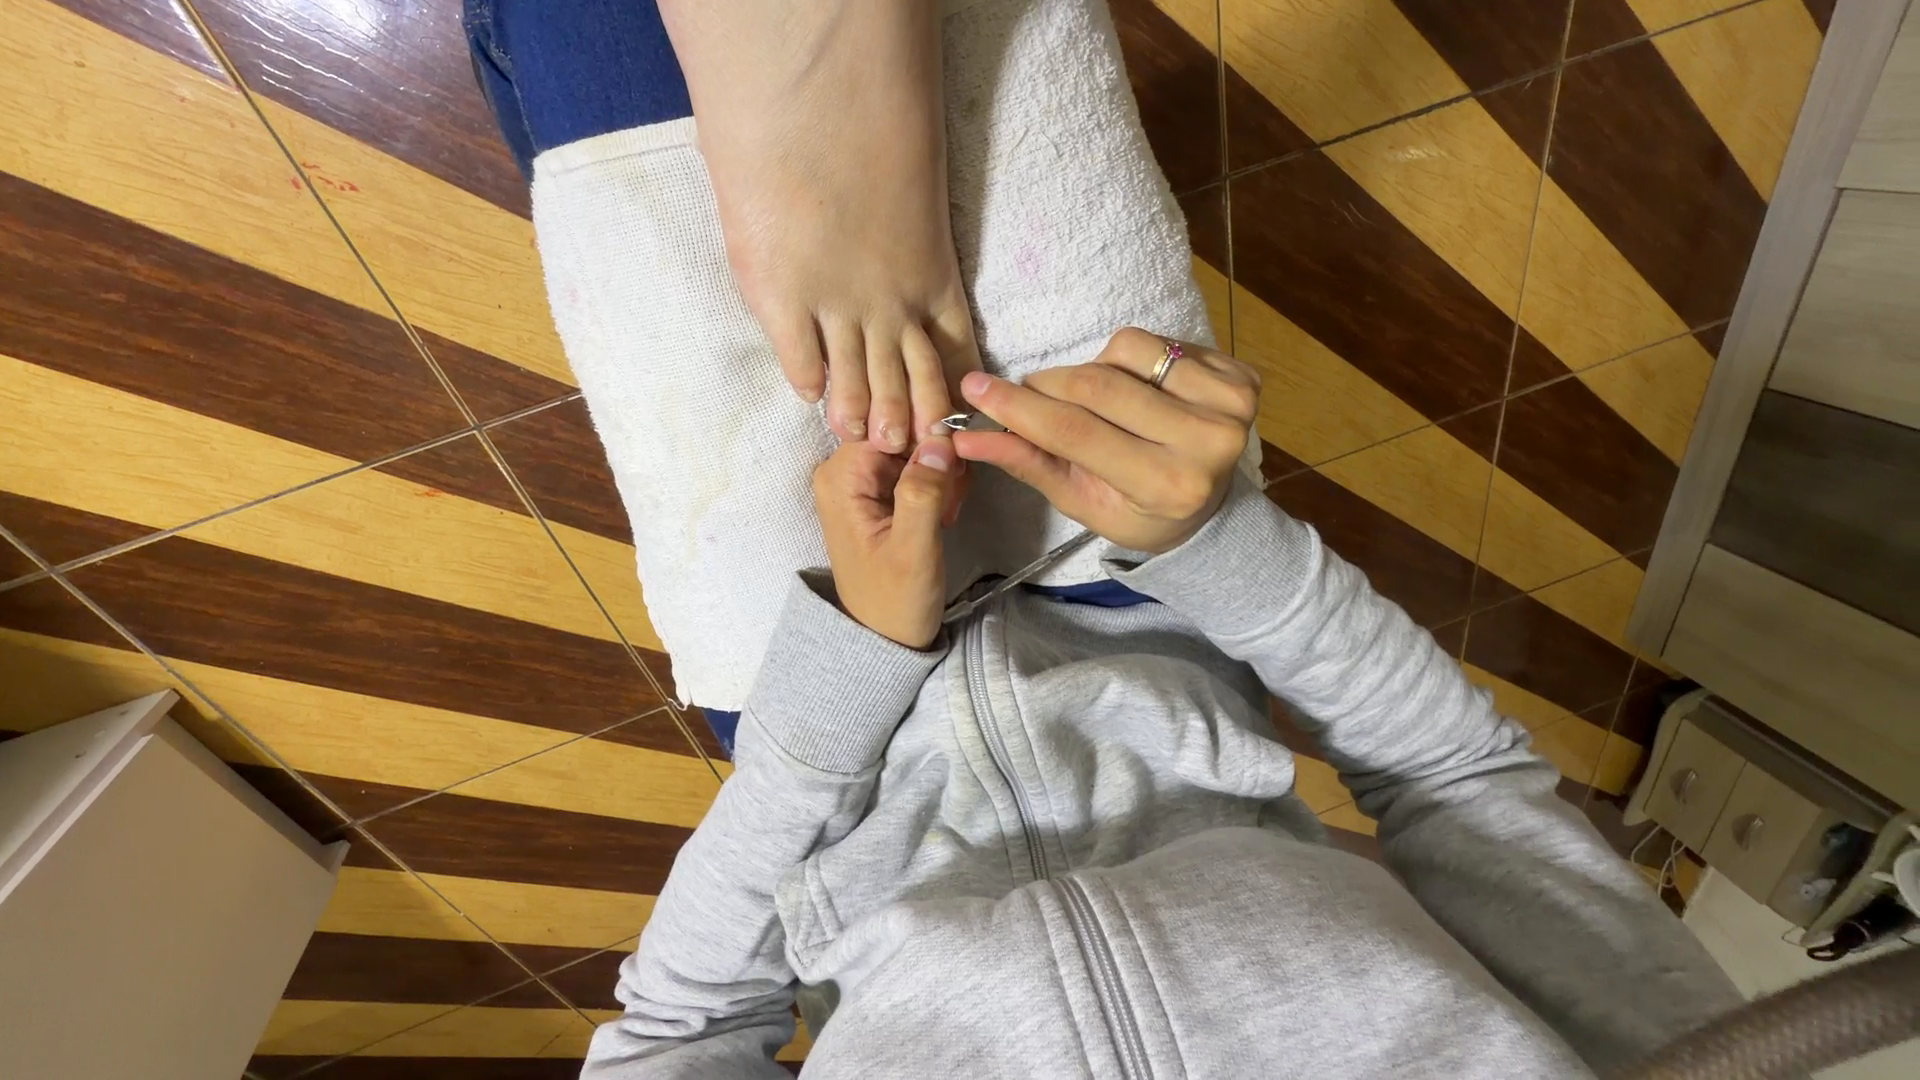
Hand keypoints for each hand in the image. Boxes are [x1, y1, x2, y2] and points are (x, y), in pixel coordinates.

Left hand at [811, 438, 966, 647]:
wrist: (885, 635)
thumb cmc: (894, 599)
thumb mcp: (912, 549)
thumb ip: (922, 493)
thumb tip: (939, 441)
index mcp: (841, 476)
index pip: (891, 419)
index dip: (929, 434)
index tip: (954, 468)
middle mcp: (845, 468)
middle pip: (906, 429)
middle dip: (938, 457)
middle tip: (951, 502)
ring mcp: (863, 478)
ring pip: (918, 446)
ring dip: (943, 473)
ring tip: (947, 512)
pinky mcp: (881, 489)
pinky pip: (918, 465)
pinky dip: (939, 483)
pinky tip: (944, 512)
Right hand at [951, 328, 1258, 553]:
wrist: (1210, 511)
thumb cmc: (1136, 513)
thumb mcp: (1080, 502)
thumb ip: (1029, 463)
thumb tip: (966, 438)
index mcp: (1167, 485)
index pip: (1076, 433)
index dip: (1019, 407)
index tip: (975, 388)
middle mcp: (1209, 442)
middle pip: (1098, 386)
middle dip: (1045, 384)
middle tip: (1021, 392)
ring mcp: (1231, 405)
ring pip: (1125, 351)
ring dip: (1090, 369)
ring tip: (1094, 401)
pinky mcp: (1240, 376)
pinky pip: (1158, 343)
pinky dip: (1128, 359)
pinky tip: (1133, 390)